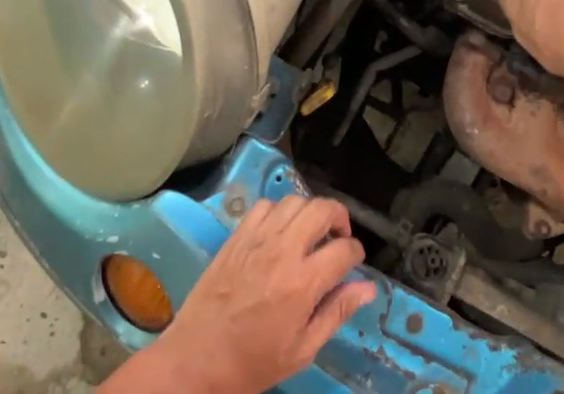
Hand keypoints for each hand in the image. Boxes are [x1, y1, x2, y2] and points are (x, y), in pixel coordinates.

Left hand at [104, 196, 377, 393]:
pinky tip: (279, 231)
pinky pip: (264, 206)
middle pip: (323, 209)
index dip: (357, 253)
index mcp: (303, 283)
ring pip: (294, 201)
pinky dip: (278, 211)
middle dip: (340, 218)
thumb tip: (368, 288)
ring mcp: (256, 240)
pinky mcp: (235, 238)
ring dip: (309, 212)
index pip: (345, 249)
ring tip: (310, 233)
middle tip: (338, 238)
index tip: (353, 264)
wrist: (194, 362)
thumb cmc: (252, 363)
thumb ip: (337, 313)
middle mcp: (282, 252)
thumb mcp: (302, 350)